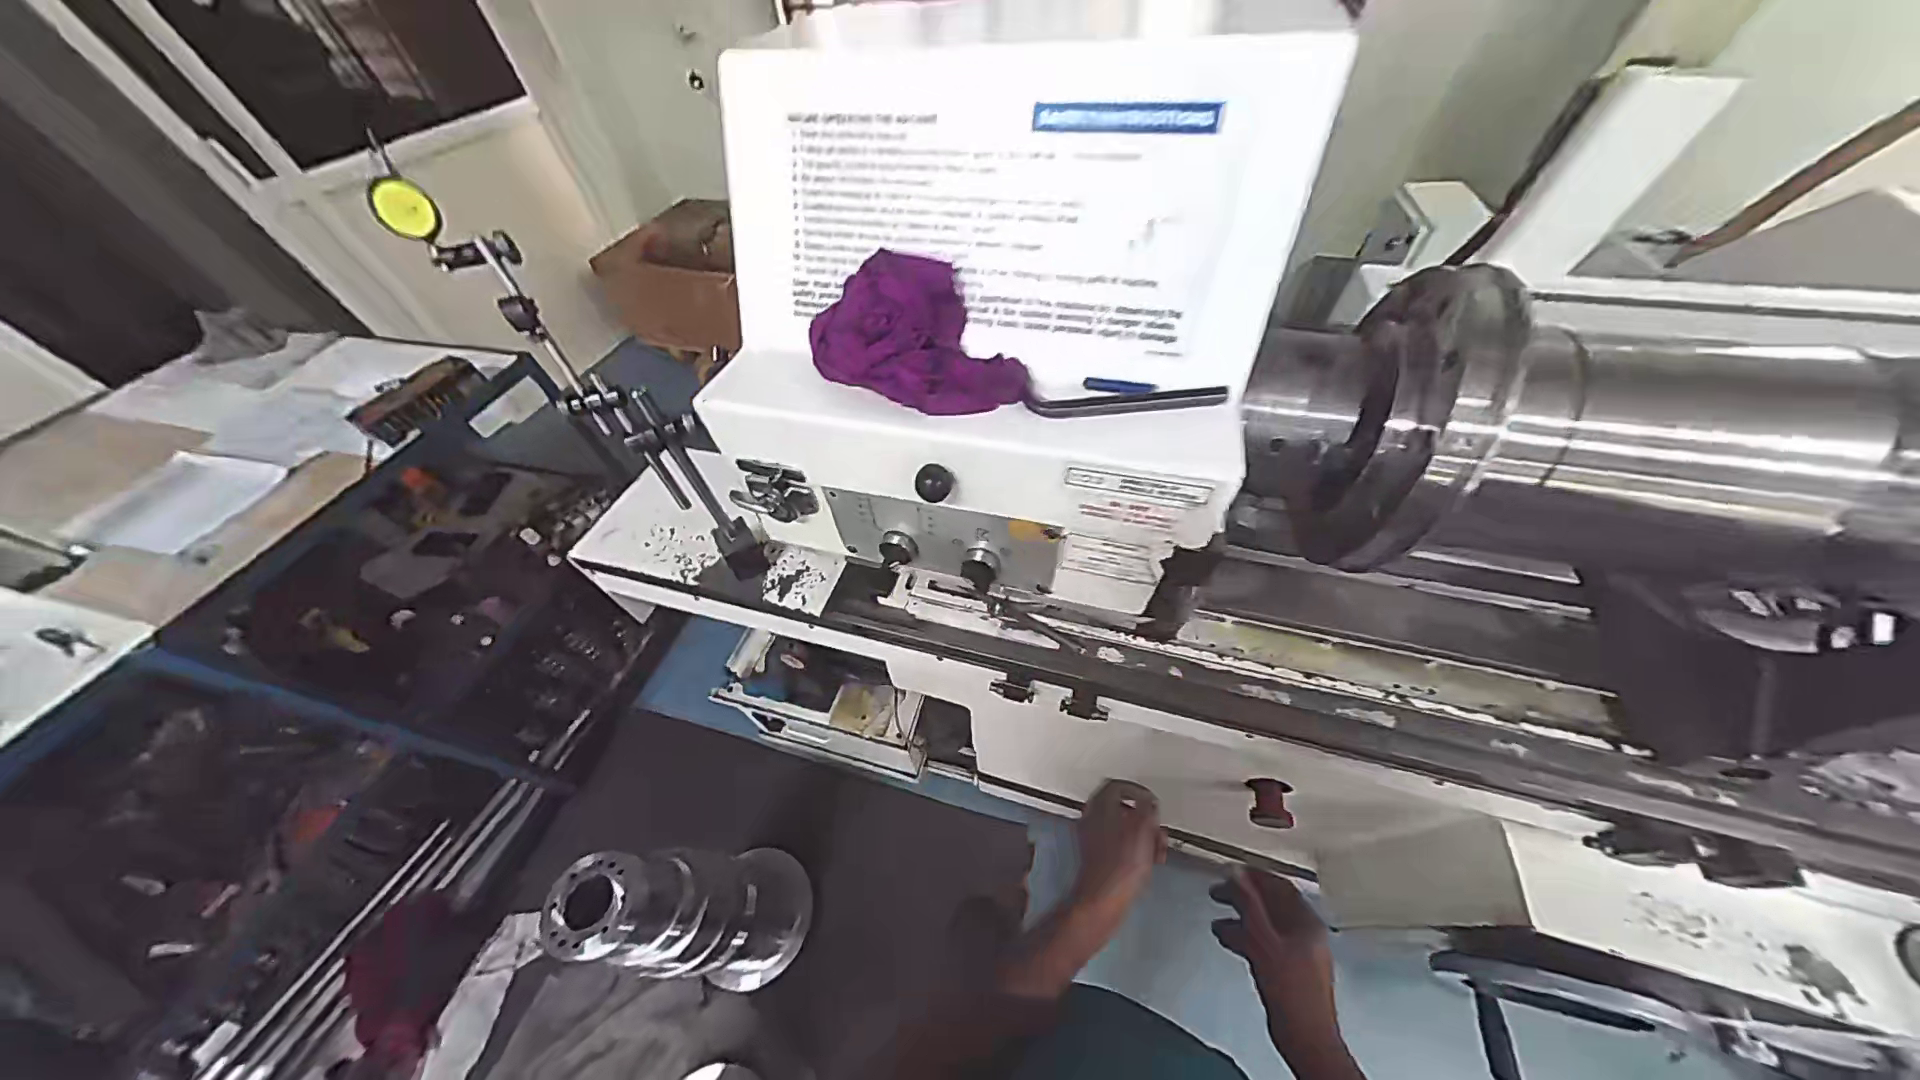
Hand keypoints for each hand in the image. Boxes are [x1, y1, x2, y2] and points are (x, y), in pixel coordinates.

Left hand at [1069, 779, 1167, 913]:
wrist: (1104, 897)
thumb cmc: (1122, 864)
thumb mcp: (1143, 828)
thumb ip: (1147, 808)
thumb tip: (1148, 801)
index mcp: (1100, 805)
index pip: (1118, 785)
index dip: (1138, 791)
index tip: (1151, 802)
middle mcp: (1092, 817)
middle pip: (1121, 807)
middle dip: (1143, 818)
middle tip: (1155, 829)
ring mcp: (1092, 836)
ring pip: (1122, 826)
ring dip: (1142, 835)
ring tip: (1155, 850)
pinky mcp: (1096, 854)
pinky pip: (1118, 843)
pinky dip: (1133, 847)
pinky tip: (1146, 862)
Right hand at [1212, 868, 1362, 1078]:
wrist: (1305, 1039)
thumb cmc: (1291, 993)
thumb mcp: (1262, 940)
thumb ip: (1248, 905)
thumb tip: (1236, 875)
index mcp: (1306, 923)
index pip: (1279, 886)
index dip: (1254, 875)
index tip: (1232, 870)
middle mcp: (1305, 934)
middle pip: (1270, 904)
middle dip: (1243, 897)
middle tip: (1220, 891)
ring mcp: (1298, 953)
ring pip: (1265, 925)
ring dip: (1241, 918)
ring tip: (1219, 919)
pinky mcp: (1289, 970)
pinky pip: (1264, 943)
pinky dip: (1245, 937)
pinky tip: (1229, 940)